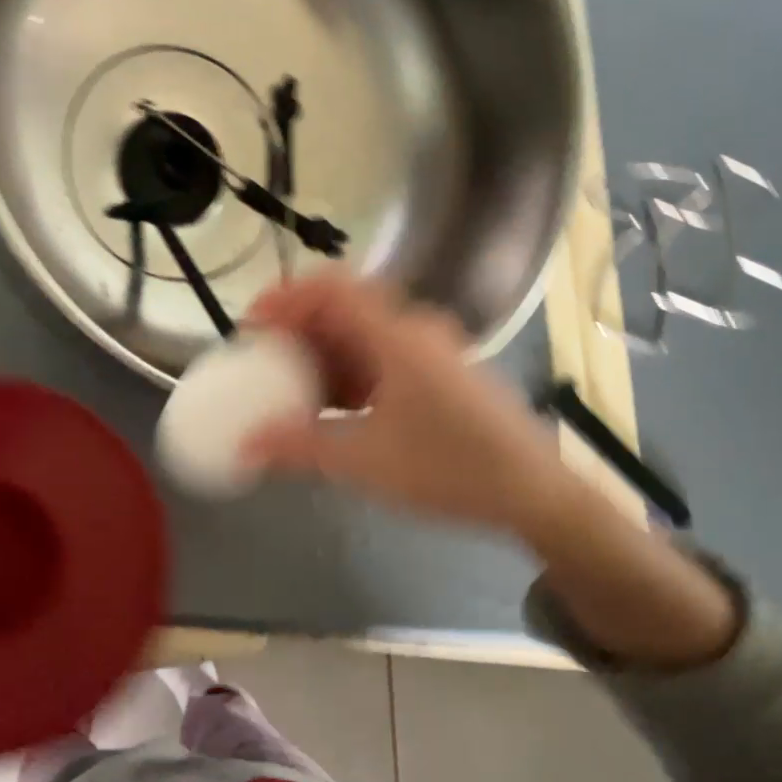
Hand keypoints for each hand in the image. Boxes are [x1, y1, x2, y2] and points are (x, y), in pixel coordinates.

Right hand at [243, 269, 576, 534]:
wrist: (536, 494)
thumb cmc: (448, 467)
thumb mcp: (364, 460)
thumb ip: (298, 447)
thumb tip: (245, 445)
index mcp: (395, 336)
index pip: (331, 288)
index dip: (285, 297)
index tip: (251, 326)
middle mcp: (413, 332)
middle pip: (343, 309)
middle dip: (296, 330)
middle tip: (261, 360)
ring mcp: (430, 354)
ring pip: (362, 337)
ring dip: (321, 355)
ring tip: (287, 388)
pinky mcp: (440, 378)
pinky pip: (381, 360)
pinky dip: (347, 374)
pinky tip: (329, 409)